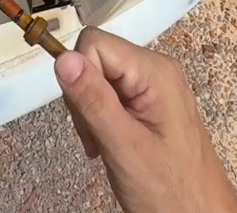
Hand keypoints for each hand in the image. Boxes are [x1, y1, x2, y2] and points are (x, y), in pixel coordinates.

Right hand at [54, 27, 236, 212]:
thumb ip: (93, 101)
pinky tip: (112, 142)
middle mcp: (155, 69)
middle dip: (85, 97)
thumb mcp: (125, 148)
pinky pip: (111, 92)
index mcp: (154, 71)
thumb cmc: (173, 193)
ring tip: (107, 145)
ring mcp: (153, 84)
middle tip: (96, 137)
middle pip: (96, 58)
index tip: (87, 116)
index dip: (81, 76)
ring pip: (100, 76)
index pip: (95, 43)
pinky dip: (103, 117)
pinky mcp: (149, 100)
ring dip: (92, 111)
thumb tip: (64, 58)